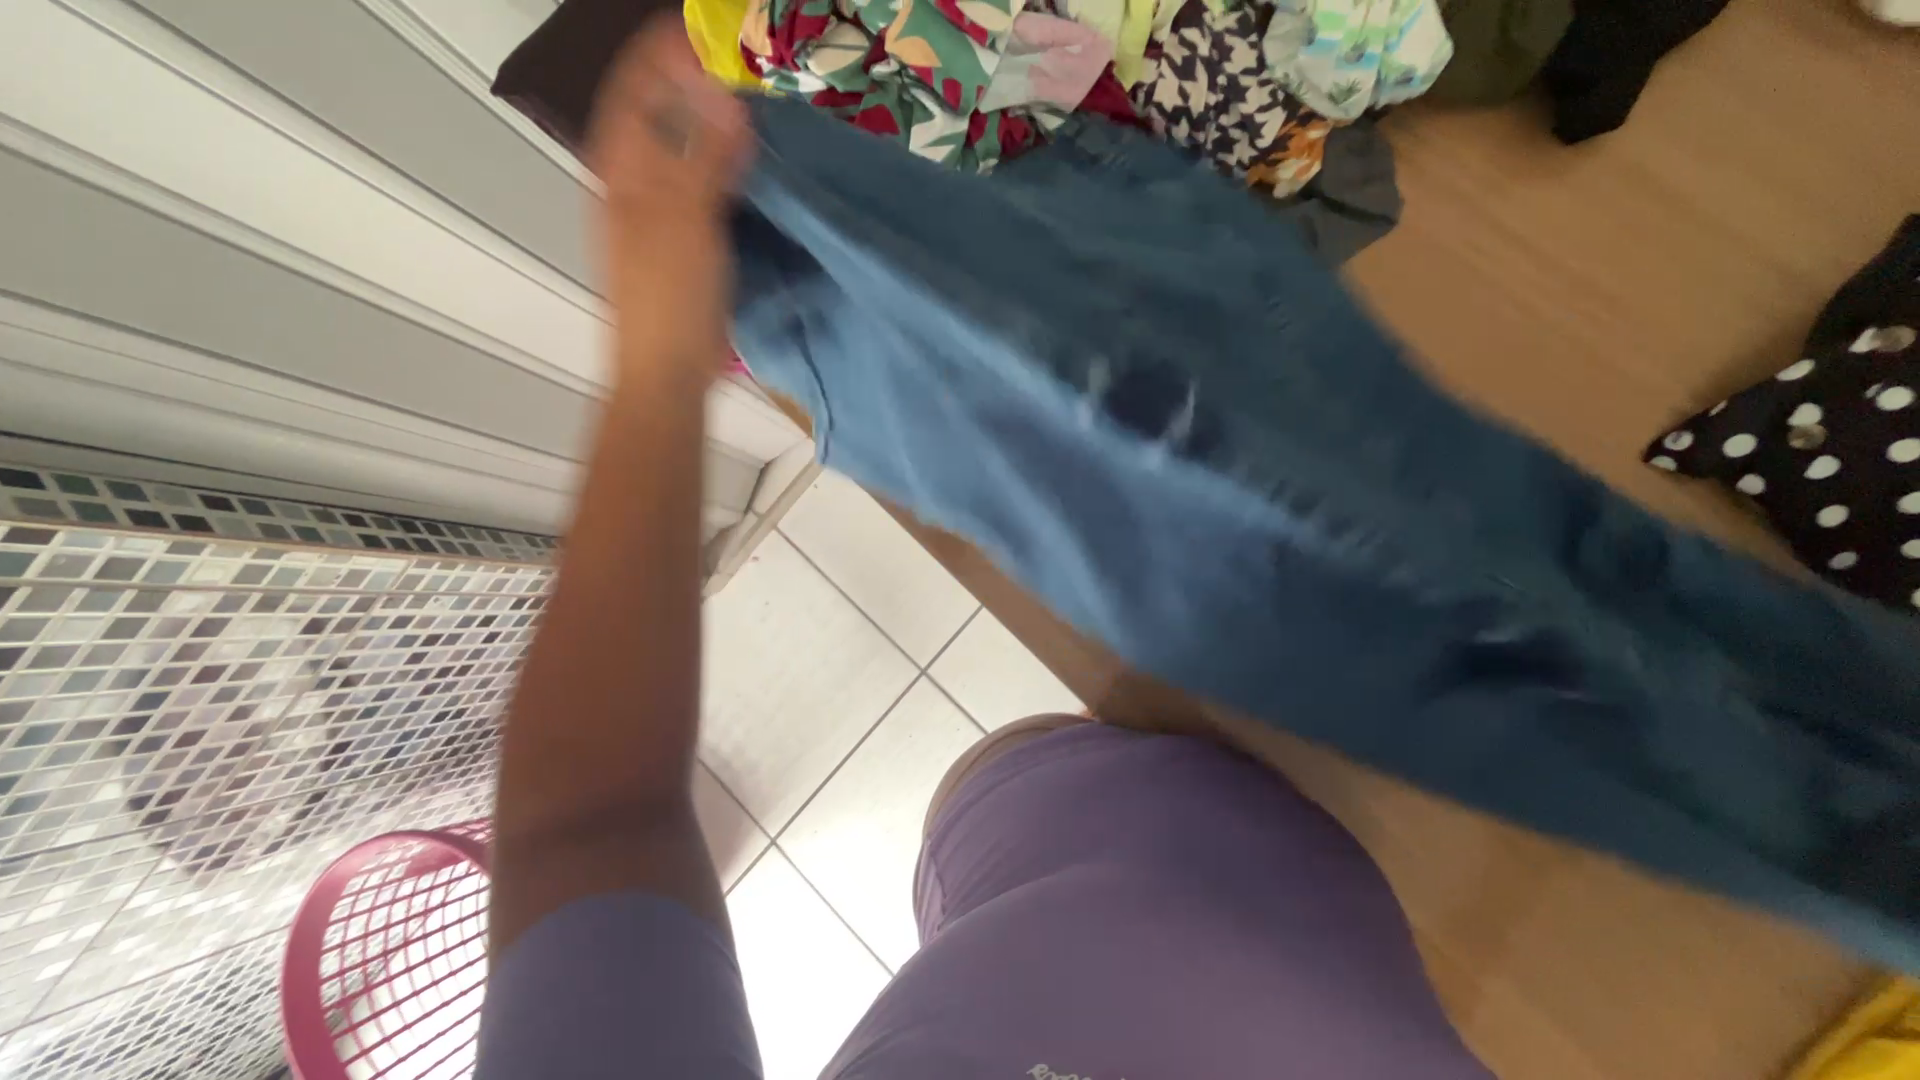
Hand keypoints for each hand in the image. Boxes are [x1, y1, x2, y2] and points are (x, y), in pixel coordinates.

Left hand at [590, 18, 751, 385]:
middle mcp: (632, 184)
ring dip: (710, 123)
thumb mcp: (685, 220)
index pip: (635, 87)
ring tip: (753, 104)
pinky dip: (725, 167)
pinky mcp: (684, 245)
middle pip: (657, 114)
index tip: (705, 26)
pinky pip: (703, 188)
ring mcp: (657, 216)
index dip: (663, 50)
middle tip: (741, 63)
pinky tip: (754, 168)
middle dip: (692, 81)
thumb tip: (731, 99)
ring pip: (681, 151)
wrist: (664, 374)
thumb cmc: (667, 298)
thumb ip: (705, 156)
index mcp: (621, 170)